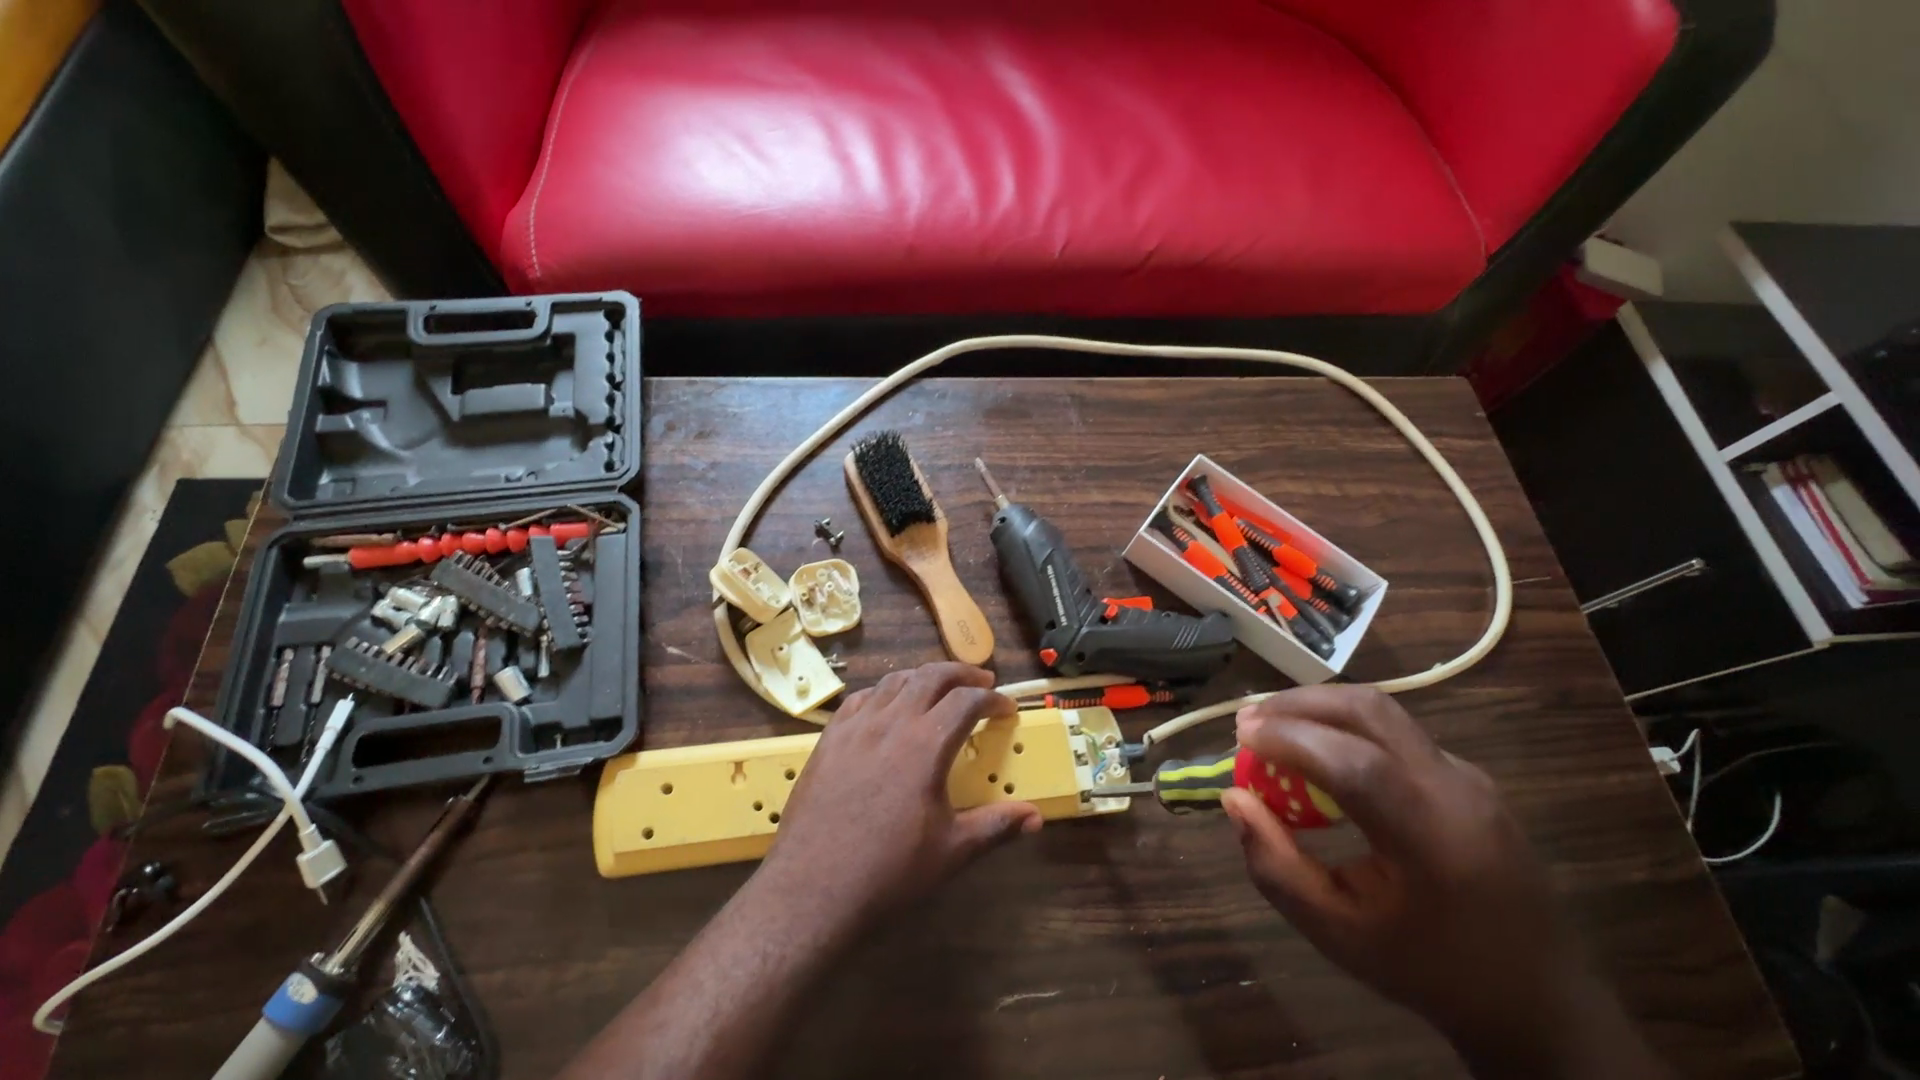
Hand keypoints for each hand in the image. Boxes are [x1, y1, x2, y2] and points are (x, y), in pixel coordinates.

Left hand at [761, 663, 1041, 926]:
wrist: (813, 889)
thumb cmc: (889, 872)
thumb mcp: (952, 851)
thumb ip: (996, 826)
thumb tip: (1036, 818)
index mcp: (926, 744)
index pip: (966, 700)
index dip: (992, 700)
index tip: (1006, 710)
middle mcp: (890, 724)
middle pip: (930, 676)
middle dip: (961, 673)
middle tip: (981, 682)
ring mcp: (854, 729)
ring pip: (893, 682)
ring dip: (922, 678)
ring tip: (938, 689)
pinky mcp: (827, 741)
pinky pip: (859, 701)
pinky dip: (883, 694)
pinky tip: (887, 709)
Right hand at [1223, 687, 1617, 1067]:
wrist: (1537, 997)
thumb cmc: (1428, 970)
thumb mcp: (1338, 933)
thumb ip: (1277, 867)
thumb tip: (1235, 799)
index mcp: (1432, 838)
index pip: (1355, 763)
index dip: (1290, 739)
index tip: (1239, 737)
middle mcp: (1457, 791)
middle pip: (1372, 712)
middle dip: (1300, 704)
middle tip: (1248, 722)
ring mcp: (1470, 779)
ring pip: (1386, 715)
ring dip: (1323, 710)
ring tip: (1274, 730)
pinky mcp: (1471, 778)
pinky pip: (1399, 736)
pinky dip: (1347, 731)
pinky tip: (1320, 758)